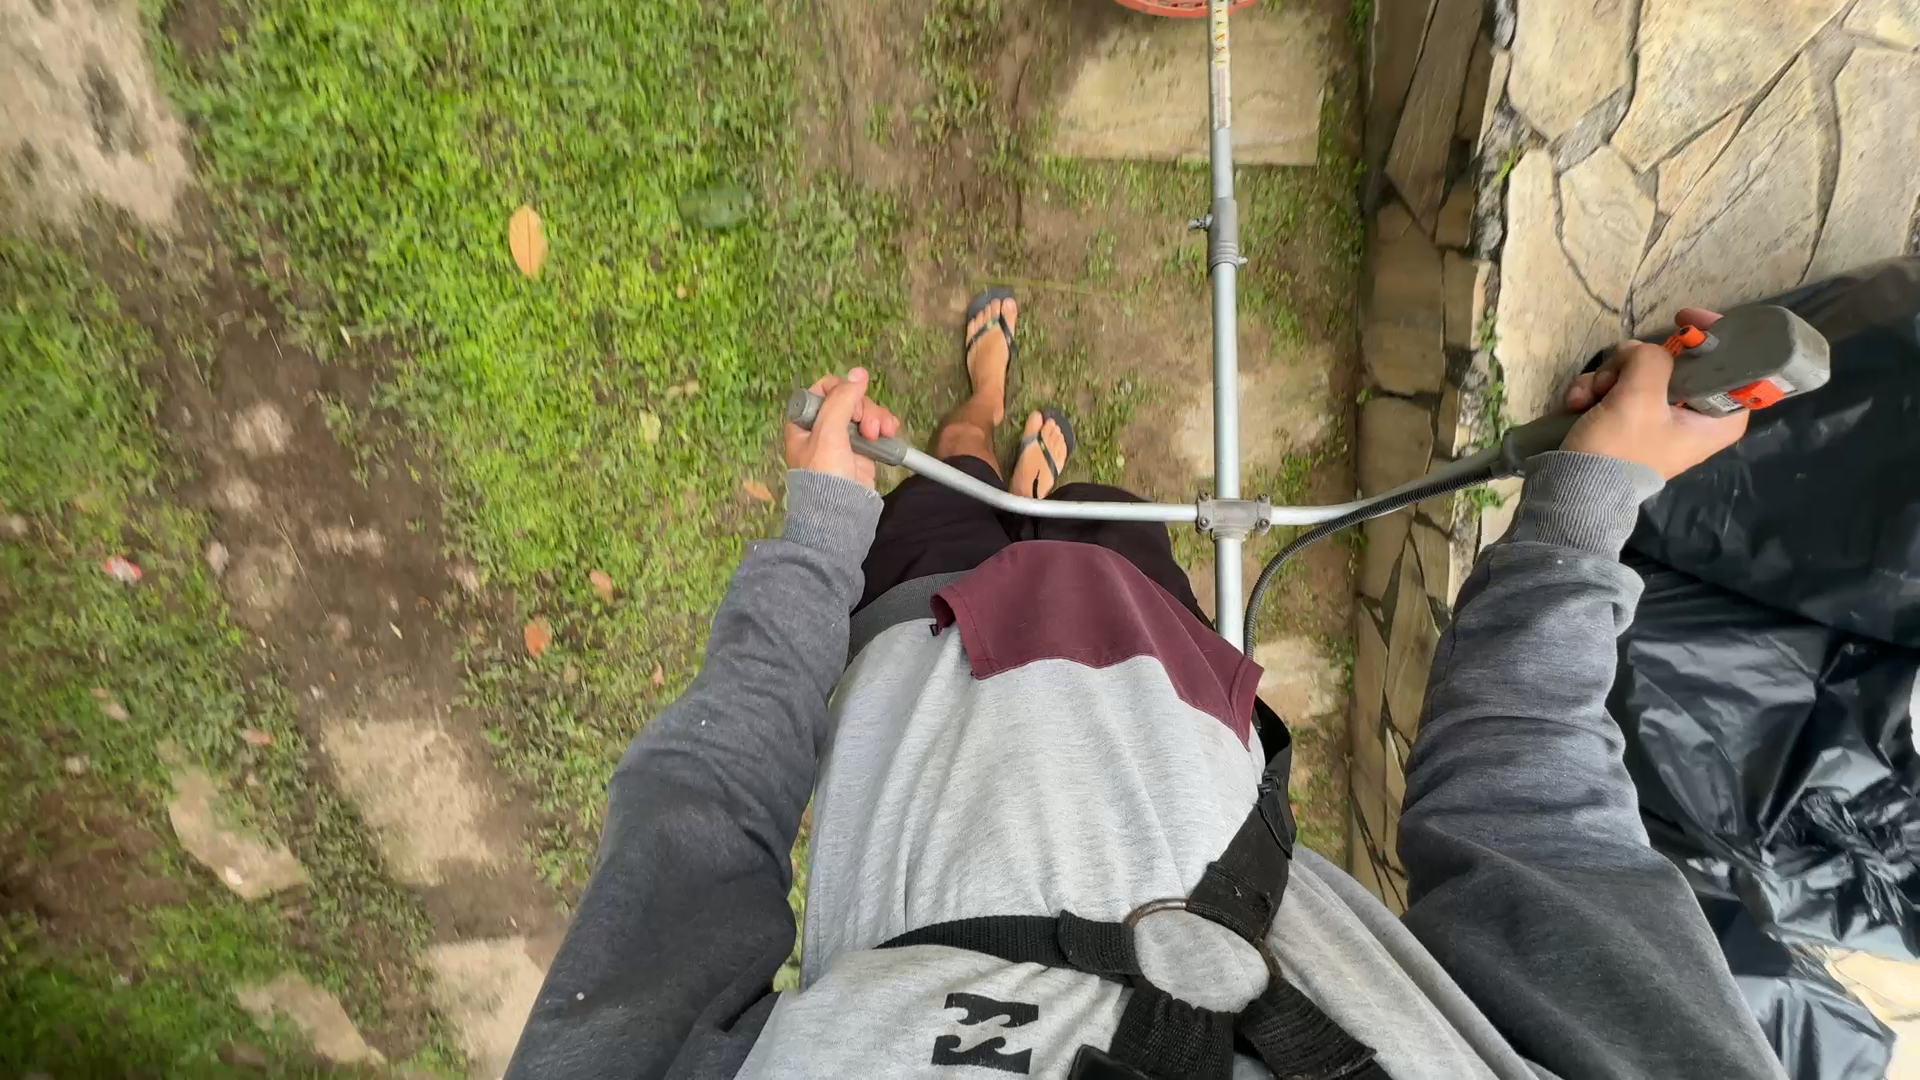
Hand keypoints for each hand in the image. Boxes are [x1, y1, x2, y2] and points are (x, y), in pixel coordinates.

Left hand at [783, 367, 900, 489]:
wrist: (839, 513)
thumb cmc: (825, 473)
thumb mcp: (828, 432)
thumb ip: (842, 399)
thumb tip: (859, 372)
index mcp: (804, 421)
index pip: (824, 390)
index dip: (842, 392)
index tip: (851, 407)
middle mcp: (822, 428)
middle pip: (849, 399)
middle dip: (864, 409)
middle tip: (868, 428)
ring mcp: (843, 440)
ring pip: (865, 413)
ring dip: (877, 418)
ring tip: (883, 433)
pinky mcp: (862, 451)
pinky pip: (875, 429)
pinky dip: (885, 428)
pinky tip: (890, 434)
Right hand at [1561, 307, 1748, 479]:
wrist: (1569, 491)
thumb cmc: (1616, 450)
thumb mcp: (1637, 400)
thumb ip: (1648, 361)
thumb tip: (1639, 349)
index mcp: (1720, 417)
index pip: (1733, 363)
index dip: (1710, 337)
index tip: (1682, 320)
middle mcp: (1693, 418)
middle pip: (1673, 367)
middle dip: (1634, 365)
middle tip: (1613, 373)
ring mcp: (1654, 422)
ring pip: (1635, 378)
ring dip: (1604, 379)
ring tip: (1584, 397)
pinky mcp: (1622, 426)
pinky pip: (1613, 394)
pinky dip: (1591, 394)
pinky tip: (1575, 404)